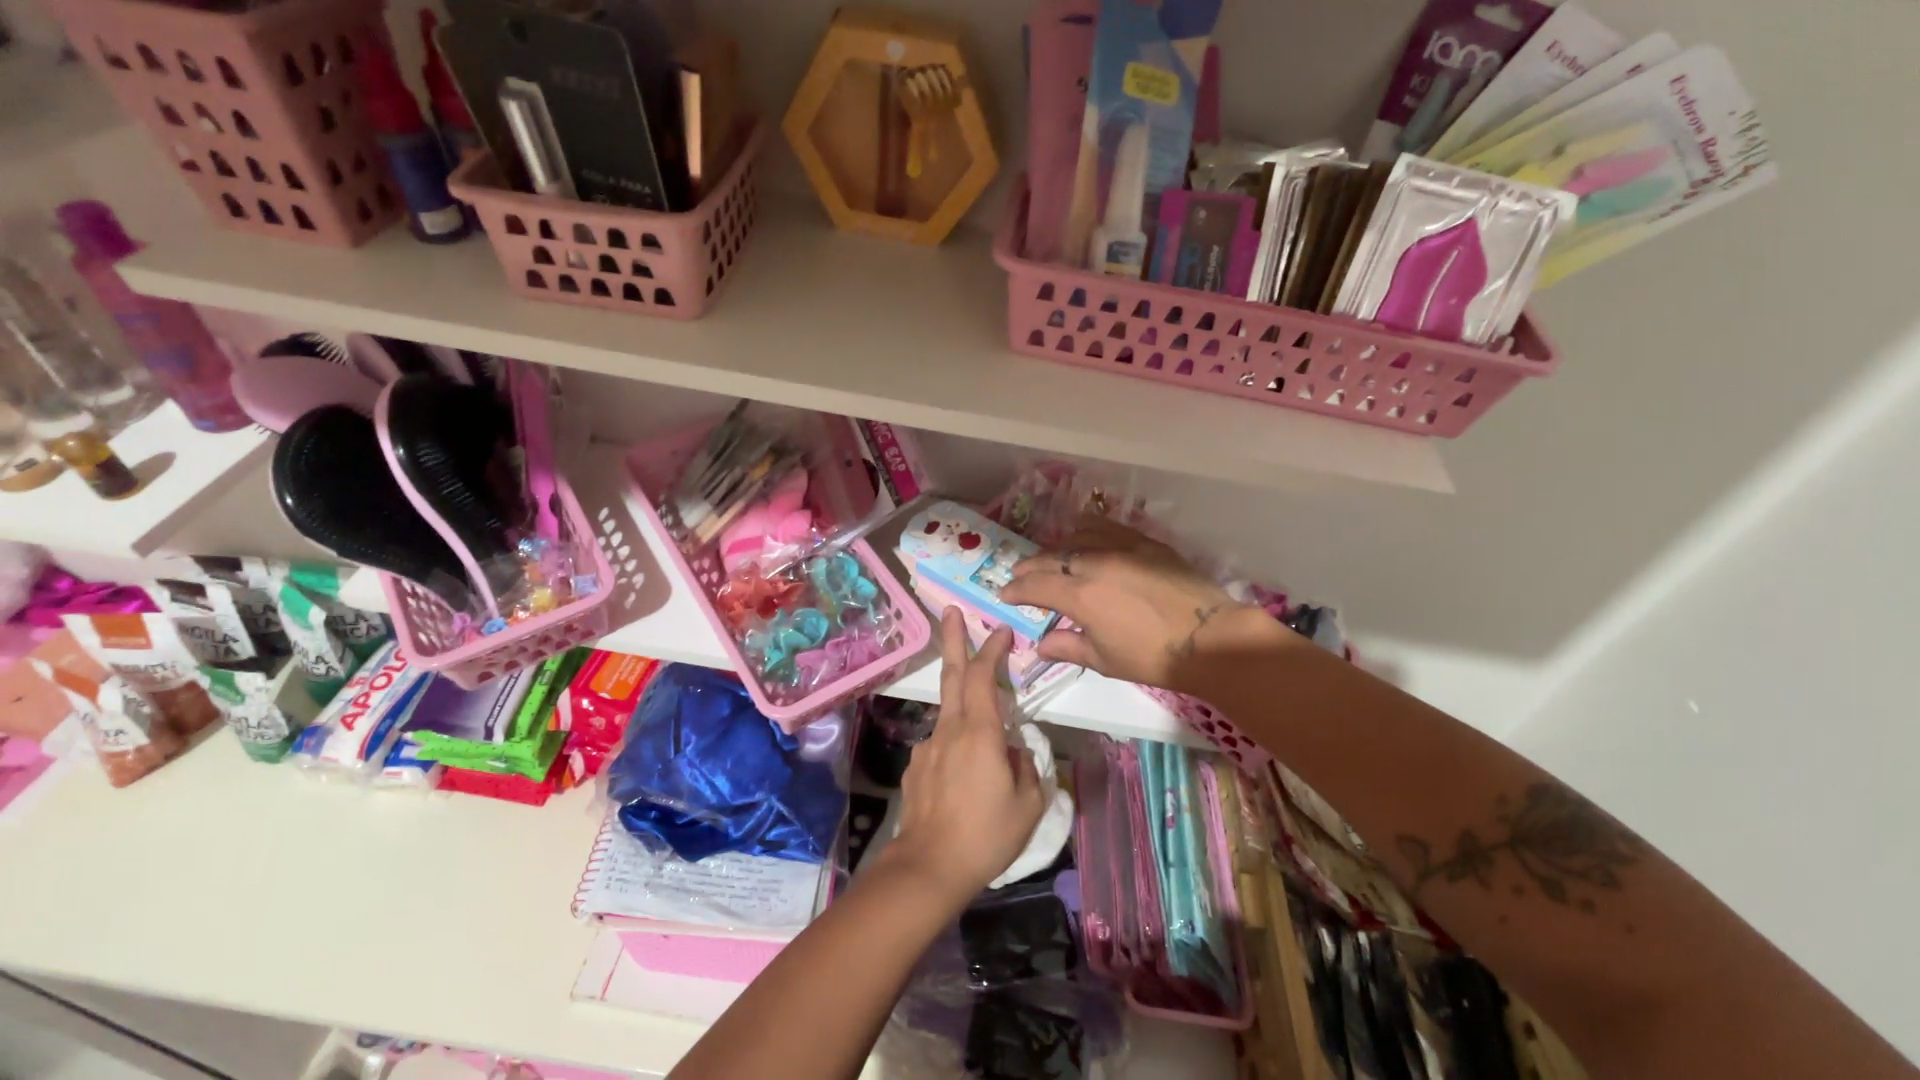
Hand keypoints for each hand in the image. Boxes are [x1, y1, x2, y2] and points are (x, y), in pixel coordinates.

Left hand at [881, 610, 1045, 906]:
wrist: (929, 866)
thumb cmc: (986, 834)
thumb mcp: (1028, 804)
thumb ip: (1026, 767)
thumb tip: (1015, 751)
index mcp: (979, 732)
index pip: (984, 677)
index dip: (992, 650)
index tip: (1001, 631)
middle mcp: (949, 731)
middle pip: (952, 676)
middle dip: (953, 640)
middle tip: (951, 611)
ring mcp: (927, 749)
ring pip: (948, 715)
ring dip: (963, 705)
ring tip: (988, 741)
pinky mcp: (916, 769)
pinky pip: (942, 746)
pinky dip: (957, 746)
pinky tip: (967, 778)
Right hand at [1000, 516, 1277, 693]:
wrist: (1209, 638)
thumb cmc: (1154, 658)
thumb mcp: (1105, 661)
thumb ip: (1068, 647)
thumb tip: (1041, 644)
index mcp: (1080, 596)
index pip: (1036, 586)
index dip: (1017, 590)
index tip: (1005, 595)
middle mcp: (1094, 564)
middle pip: (1052, 558)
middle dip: (1031, 567)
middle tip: (1019, 574)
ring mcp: (1121, 548)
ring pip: (1077, 538)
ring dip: (1057, 547)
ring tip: (1050, 555)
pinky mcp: (1146, 543)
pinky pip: (1107, 527)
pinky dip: (1087, 529)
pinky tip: (1081, 531)